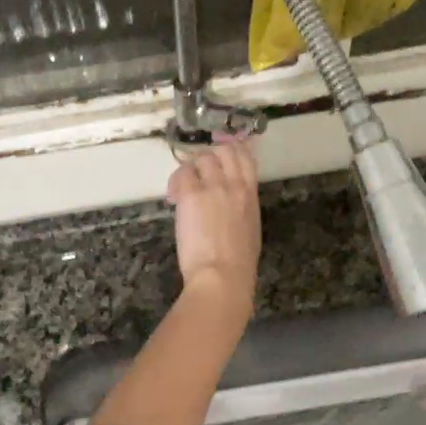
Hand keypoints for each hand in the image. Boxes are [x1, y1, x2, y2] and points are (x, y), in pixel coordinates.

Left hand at [167, 143, 260, 308]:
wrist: (222, 274)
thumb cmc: (239, 263)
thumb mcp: (249, 229)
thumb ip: (242, 209)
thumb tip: (231, 205)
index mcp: (251, 194)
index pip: (245, 158)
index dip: (232, 152)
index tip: (221, 159)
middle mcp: (233, 184)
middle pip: (223, 150)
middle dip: (210, 158)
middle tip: (199, 174)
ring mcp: (212, 186)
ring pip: (201, 158)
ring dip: (192, 169)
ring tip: (185, 188)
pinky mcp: (190, 194)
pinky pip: (181, 174)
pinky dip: (176, 181)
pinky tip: (174, 197)